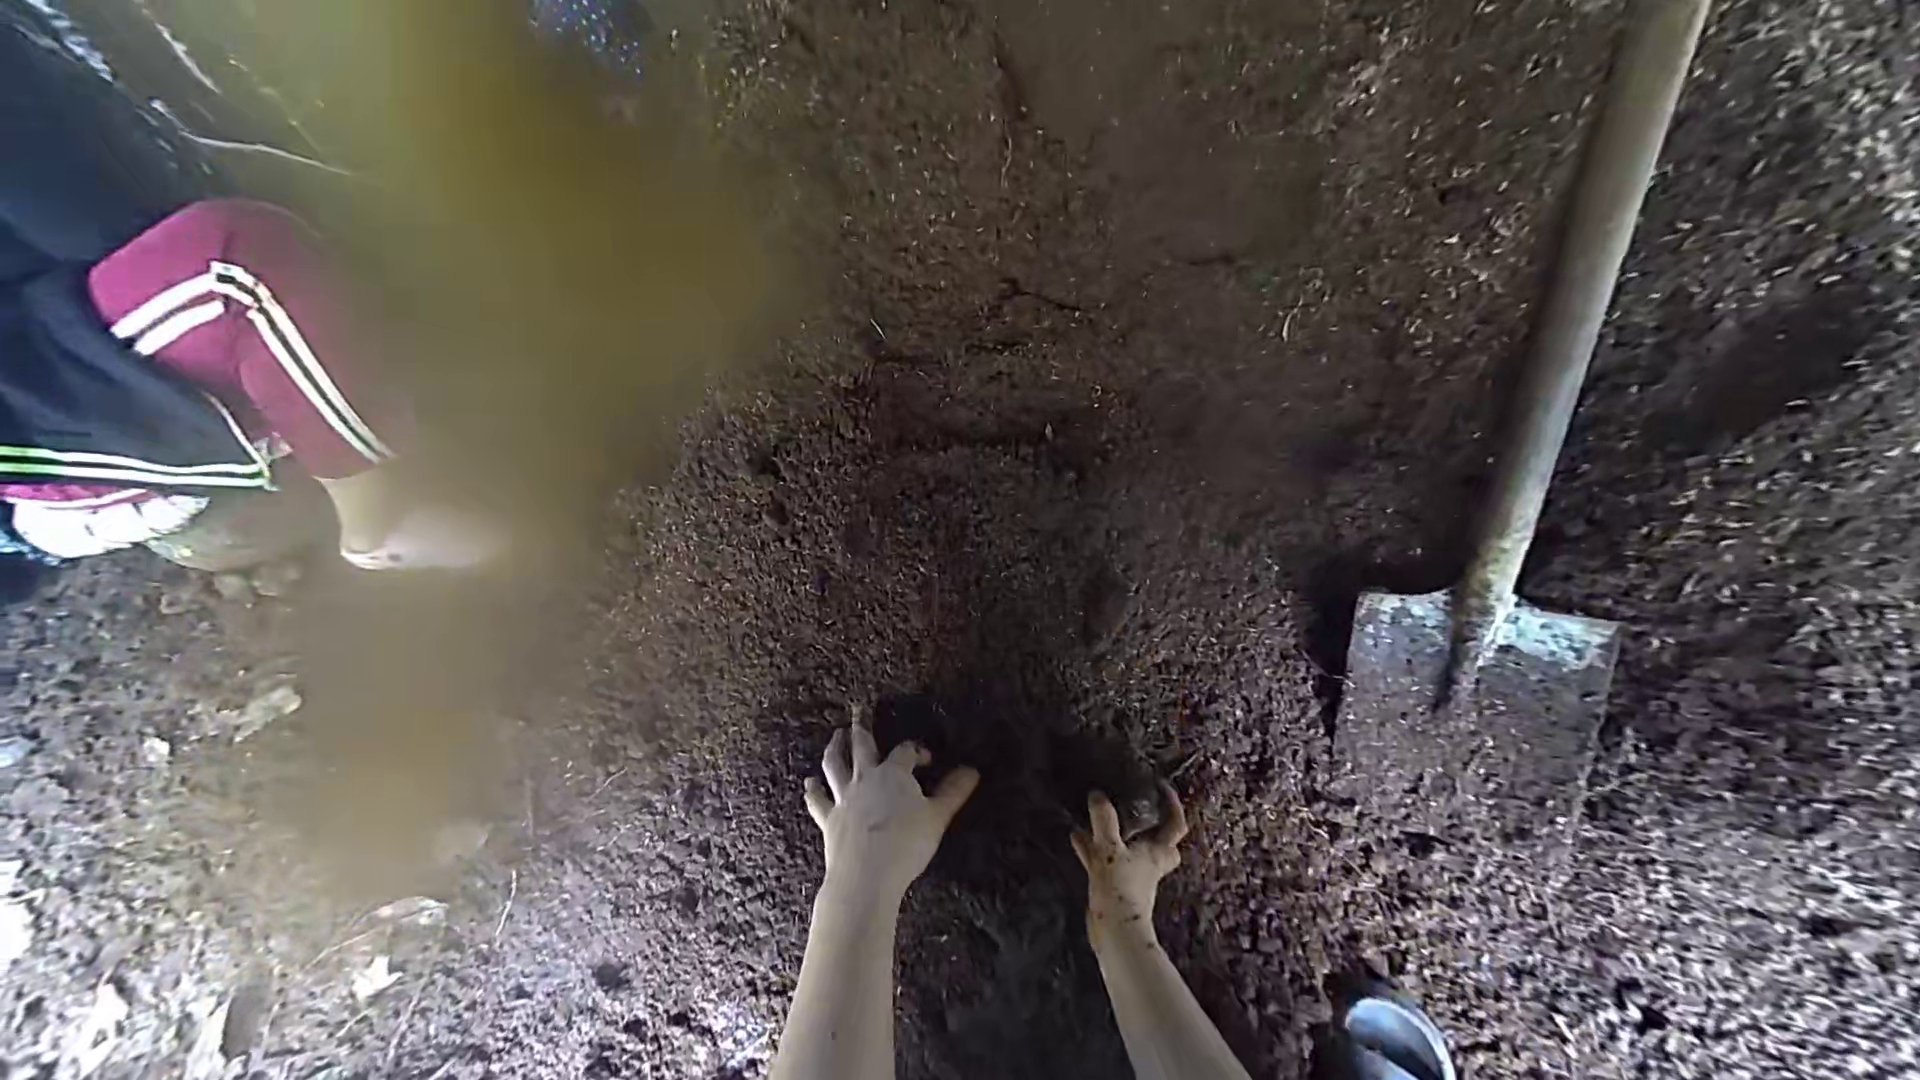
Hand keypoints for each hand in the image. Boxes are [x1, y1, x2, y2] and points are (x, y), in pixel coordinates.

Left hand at [805, 709, 980, 904]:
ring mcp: (844, 798)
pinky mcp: (829, 819)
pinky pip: (818, 801)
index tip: (927, 760)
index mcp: (893, 774)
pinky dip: (812, 790)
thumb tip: (972, 771)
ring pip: (835, 765)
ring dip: (834, 748)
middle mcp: (865, 778)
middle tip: (858, 708)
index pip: (905, 752)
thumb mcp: (937, 817)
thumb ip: (953, 792)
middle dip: (861, 725)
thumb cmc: (906, 844)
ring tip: (835, 736)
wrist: (866, 875)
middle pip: (862, 745)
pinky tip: (808, 783)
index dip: (917, 751)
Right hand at [1071, 782, 1188, 944]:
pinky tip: (1077, 836)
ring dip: (1115, 830)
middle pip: (1156, 837)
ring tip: (1095, 811)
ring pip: (1127, 846)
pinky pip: (1106, 857)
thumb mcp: (1109, 847)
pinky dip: (1094, 846)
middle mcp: (1148, 861)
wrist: (1115, 933)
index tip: (1162, 786)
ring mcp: (1132, 874)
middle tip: (1133, 799)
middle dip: (1148, 820)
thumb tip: (1097, 794)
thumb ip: (1104, 820)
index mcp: (1157, 851)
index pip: (1175, 824)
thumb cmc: (1121, 888)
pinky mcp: (1114, 885)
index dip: (1173, 804)